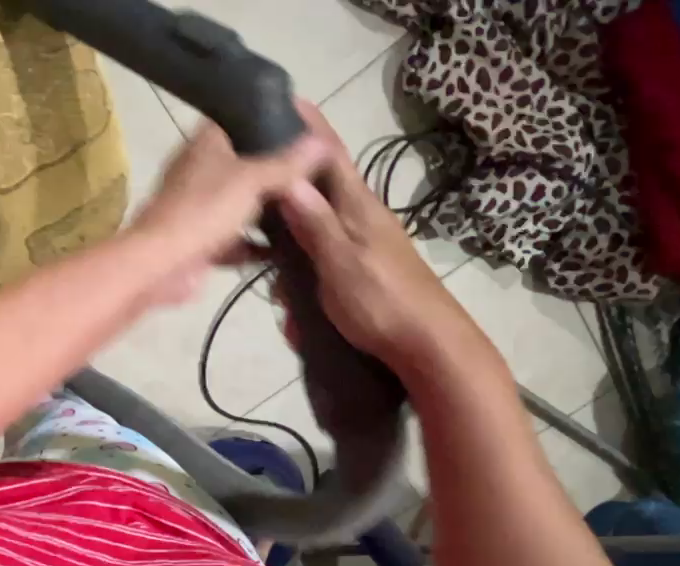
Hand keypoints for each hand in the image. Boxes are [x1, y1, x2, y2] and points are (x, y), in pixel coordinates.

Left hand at [125, 113, 331, 304]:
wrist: (159, 267)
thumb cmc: (202, 211)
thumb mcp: (252, 179)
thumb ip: (287, 164)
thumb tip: (322, 143)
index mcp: (206, 143)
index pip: (241, 119)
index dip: (271, 119)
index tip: (306, 126)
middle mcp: (200, 173)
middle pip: (245, 165)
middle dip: (277, 172)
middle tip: (316, 174)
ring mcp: (198, 211)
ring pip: (241, 206)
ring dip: (268, 212)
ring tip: (308, 209)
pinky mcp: (200, 245)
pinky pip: (235, 242)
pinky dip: (256, 246)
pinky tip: (287, 248)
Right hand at [267, 103, 483, 382]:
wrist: (427, 346)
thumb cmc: (382, 301)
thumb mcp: (340, 261)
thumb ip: (314, 222)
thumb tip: (289, 179)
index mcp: (357, 207)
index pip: (328, 156)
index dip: (308, 130)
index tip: (283, 104)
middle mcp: (359, 220)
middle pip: (311, 201)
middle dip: (279, 220)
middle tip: (253, 240)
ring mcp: (360, 250)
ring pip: (309, 246)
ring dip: (290, 274)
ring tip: (285, 308)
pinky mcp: (360, 278)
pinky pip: (319, 278)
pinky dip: (304, 297)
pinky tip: (298, 323)